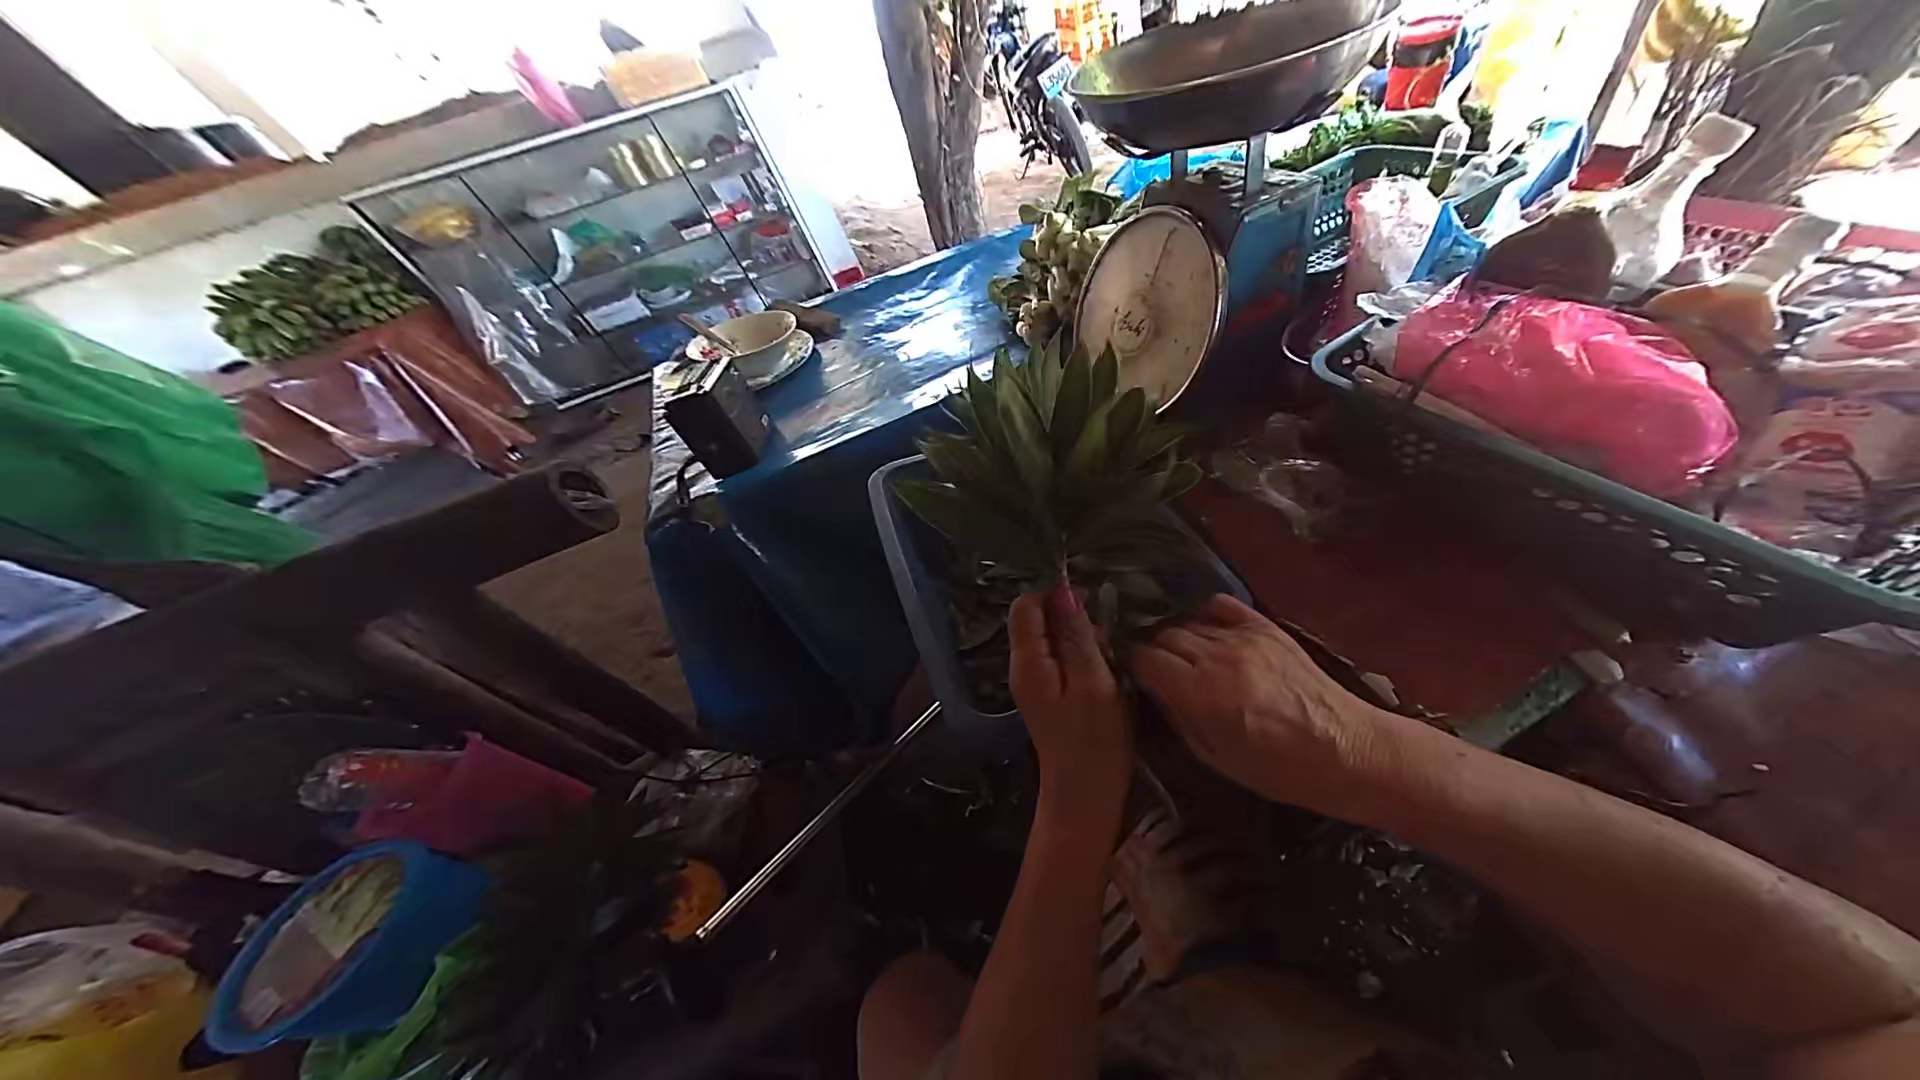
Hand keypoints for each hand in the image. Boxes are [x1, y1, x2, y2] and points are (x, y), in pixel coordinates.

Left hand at [1008, 585, 1132, 824]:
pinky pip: (1059, 660)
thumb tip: (1064, 592)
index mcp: (1028, 662)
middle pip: (1036, 620)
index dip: (1054, 594)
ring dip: (1078, 635)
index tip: (1090, 599)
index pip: (1025, 606)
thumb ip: (1076, 637)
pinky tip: (1104, 667)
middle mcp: (1023, 668)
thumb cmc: (1094, 742)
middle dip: (1069, 615)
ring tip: (1109, 651)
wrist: (1085, 797)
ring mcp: (1035, 682)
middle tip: (1105, 631)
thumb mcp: (1093, 682)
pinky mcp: (1049, 695)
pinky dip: (1080, 654)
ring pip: (1050, 639)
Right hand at [1129, 594, 1391, 814]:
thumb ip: (1176, 716)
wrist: (1349, 751)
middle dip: (1156, 652)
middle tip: (1164, 671)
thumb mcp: (1214, 757)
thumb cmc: (1279, 769)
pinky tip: (1209, 632)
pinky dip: (1206, 614)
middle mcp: (1216, 656)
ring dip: (1180, 637)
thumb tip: (1151, 688)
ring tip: (1187, 656)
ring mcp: (1243, 637)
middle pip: (1163, 636)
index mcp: (1200, 692)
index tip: (1141, 678)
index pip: (1145, 658)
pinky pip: (1220, 604)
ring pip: (1187, 622)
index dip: (1136, 667)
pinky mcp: (1266, 627)